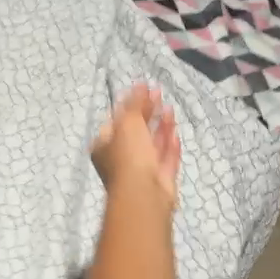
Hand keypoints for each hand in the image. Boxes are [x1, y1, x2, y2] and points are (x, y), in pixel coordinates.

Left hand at [91, 83, 179, 208]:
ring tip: (170, 108)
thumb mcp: (127, 122)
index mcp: (104, 147)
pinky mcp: (160, 181)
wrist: (143, 194)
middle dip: (147, 113)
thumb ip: (135, 103)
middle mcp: (120, 160)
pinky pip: (165, 160)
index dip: (129, 104)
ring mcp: (141, 172)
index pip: (115, 121)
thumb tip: (141, 84)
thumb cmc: (128, 155)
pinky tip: (176, 133)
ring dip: (161, 126)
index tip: (144, 89)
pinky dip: (170, 146)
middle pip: (135, 132)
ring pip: (152, 145)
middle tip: (159, 94)